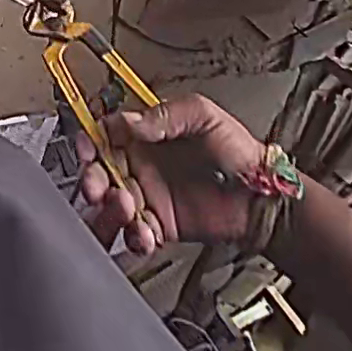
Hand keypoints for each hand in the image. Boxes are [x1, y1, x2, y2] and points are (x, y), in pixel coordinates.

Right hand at [78, 94, 271, 254]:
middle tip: (97, 188)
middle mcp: (140, 162)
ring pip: (111, 202)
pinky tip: (144, 233)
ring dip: (111, 208)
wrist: (264, 197)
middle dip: (92, 179)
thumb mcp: (203, 115)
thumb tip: (129, 121)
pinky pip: (134, 231)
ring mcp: (148, 194)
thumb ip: (164, 115)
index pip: (104, 132)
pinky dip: (134, 235)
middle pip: (100, 169)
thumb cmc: (238, 150)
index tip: (88, 151)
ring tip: (128, 209)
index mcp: (145, 133)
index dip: (89, 141)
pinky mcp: (159, 224)